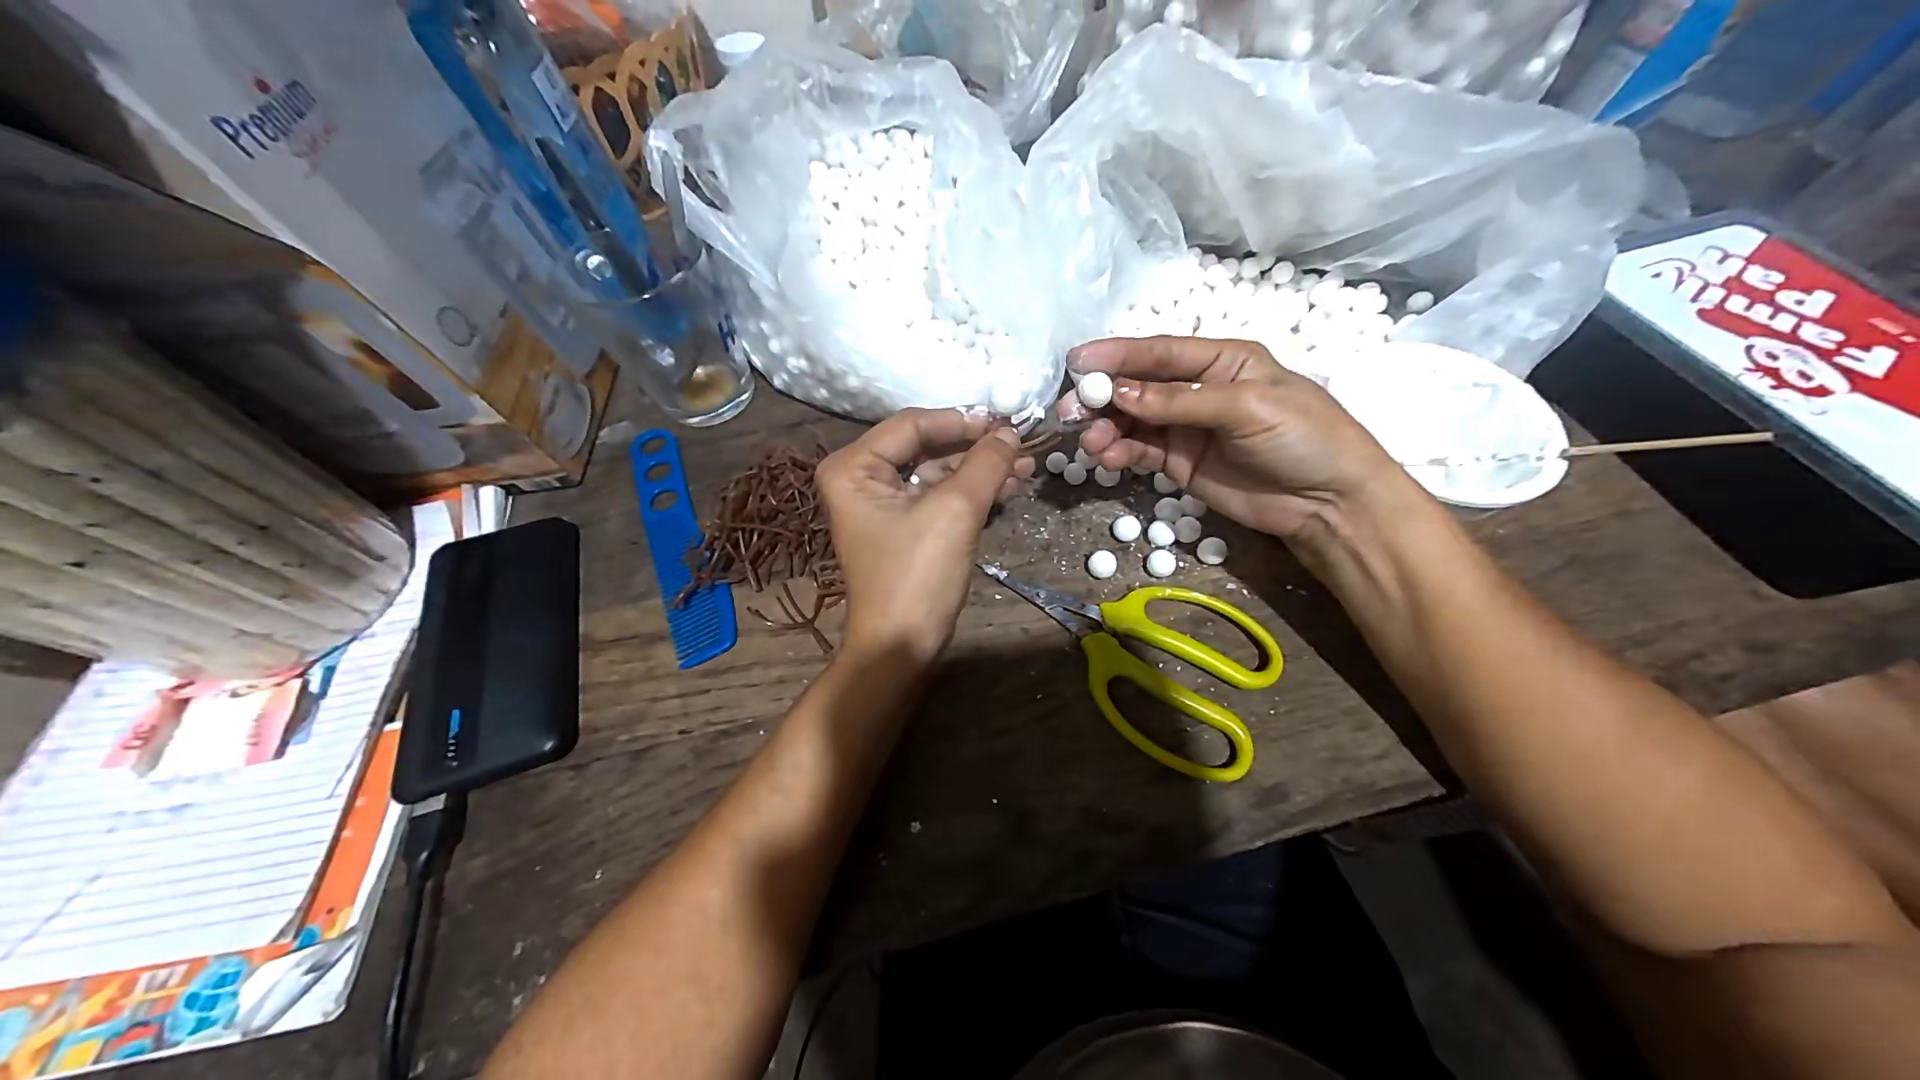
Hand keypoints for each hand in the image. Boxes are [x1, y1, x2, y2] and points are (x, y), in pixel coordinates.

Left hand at [817, 408, 1032, 665]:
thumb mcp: (956, 511)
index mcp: (853, 467)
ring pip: (935, 471)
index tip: (1006, 422)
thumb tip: (1010, 432)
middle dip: (974, 446)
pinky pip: (936, 496)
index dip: (961, 420)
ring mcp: (879, 505)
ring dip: (978, 468)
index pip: (912, 424)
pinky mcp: (900, 527)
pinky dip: (969, 491)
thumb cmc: (918, 575)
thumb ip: (985, 463)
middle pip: (924, 445)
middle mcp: (859, 479)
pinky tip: (1007, 487)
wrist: (901, 646)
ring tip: (1026, 466)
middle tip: (1021, 443)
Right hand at [1062, 337, 1408, 538]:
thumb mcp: (1247, 408)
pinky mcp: (1179, 462)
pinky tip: (1107, 459)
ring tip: (1088, 443)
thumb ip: (1180, 400)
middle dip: (1101, 396)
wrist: (1328, 503)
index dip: (1117, 355)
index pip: (1159, 352)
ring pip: (1132, 420)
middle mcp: (1197, 388)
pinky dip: (1119, 453)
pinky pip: (1139, 451)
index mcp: (1220, 360)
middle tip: (1068, 411)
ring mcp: (1185, 427)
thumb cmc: (1303, 438)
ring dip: (1105, 428)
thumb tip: (1119, 394)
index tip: (1076, 362)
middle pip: (1137, 386)